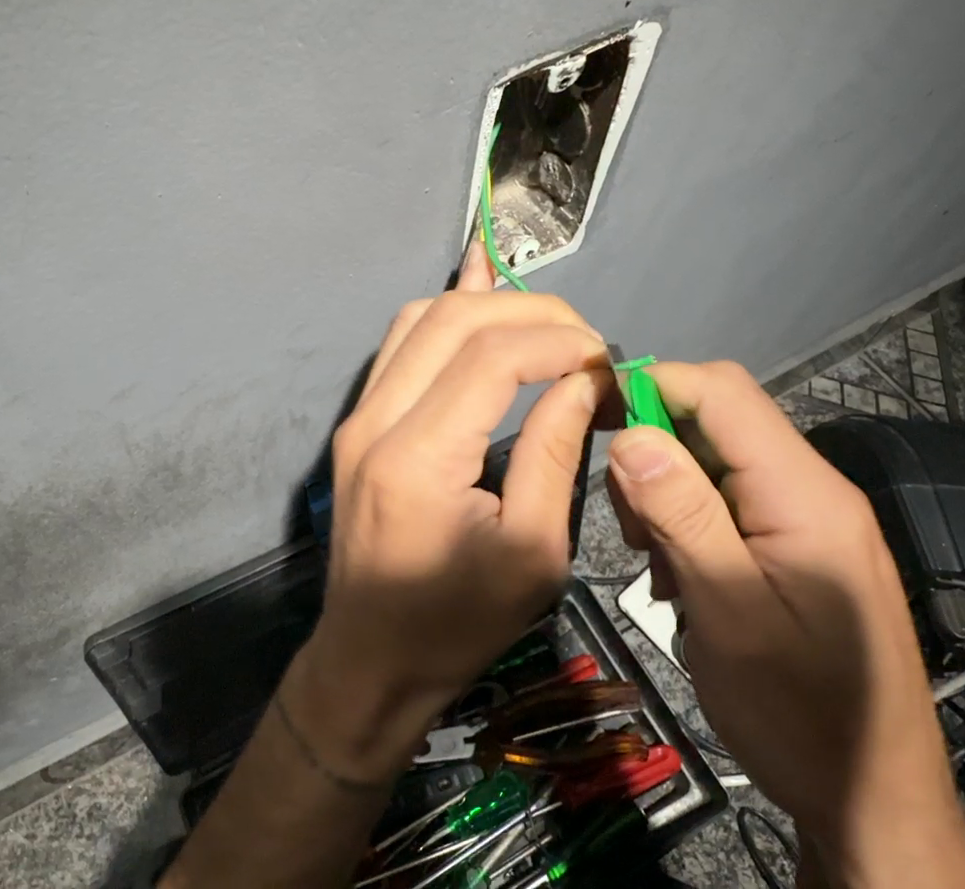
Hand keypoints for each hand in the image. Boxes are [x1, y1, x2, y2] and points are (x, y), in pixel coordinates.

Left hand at [281, 244, 610, 783]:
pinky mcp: (357, 424)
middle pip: (452, 320)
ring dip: (486, 308)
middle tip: (586, 341)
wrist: (371, 659)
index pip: (491, 357)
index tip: (607, 362)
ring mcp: (357, 418)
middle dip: (530, 313)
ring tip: (548, 330)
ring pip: (418, 319)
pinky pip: (400, 346)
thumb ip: (553, 454)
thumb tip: (584, 381)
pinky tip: (485, 305)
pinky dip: (447, 320)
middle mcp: (375, 422)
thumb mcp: (530, 553)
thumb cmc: (457, 624)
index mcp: (418, 459)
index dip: (558, 343)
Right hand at [605, 362, 964, 887]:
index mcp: (804, 494)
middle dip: (655, 453)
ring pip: (716, 465)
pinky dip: (689, 527)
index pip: (721, 392)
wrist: (872, 800)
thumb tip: (632, 432)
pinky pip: (731, 507)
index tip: (591, 421)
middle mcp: (812, 492)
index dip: (651, 386)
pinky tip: (680, 581)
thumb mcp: (728, 612)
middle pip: (717, 423)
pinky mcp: (800, 552)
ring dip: (667, 497)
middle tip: (631, 528)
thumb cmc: (796, 710)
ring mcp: (809, 523)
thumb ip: (682, 515)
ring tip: (657, 566)